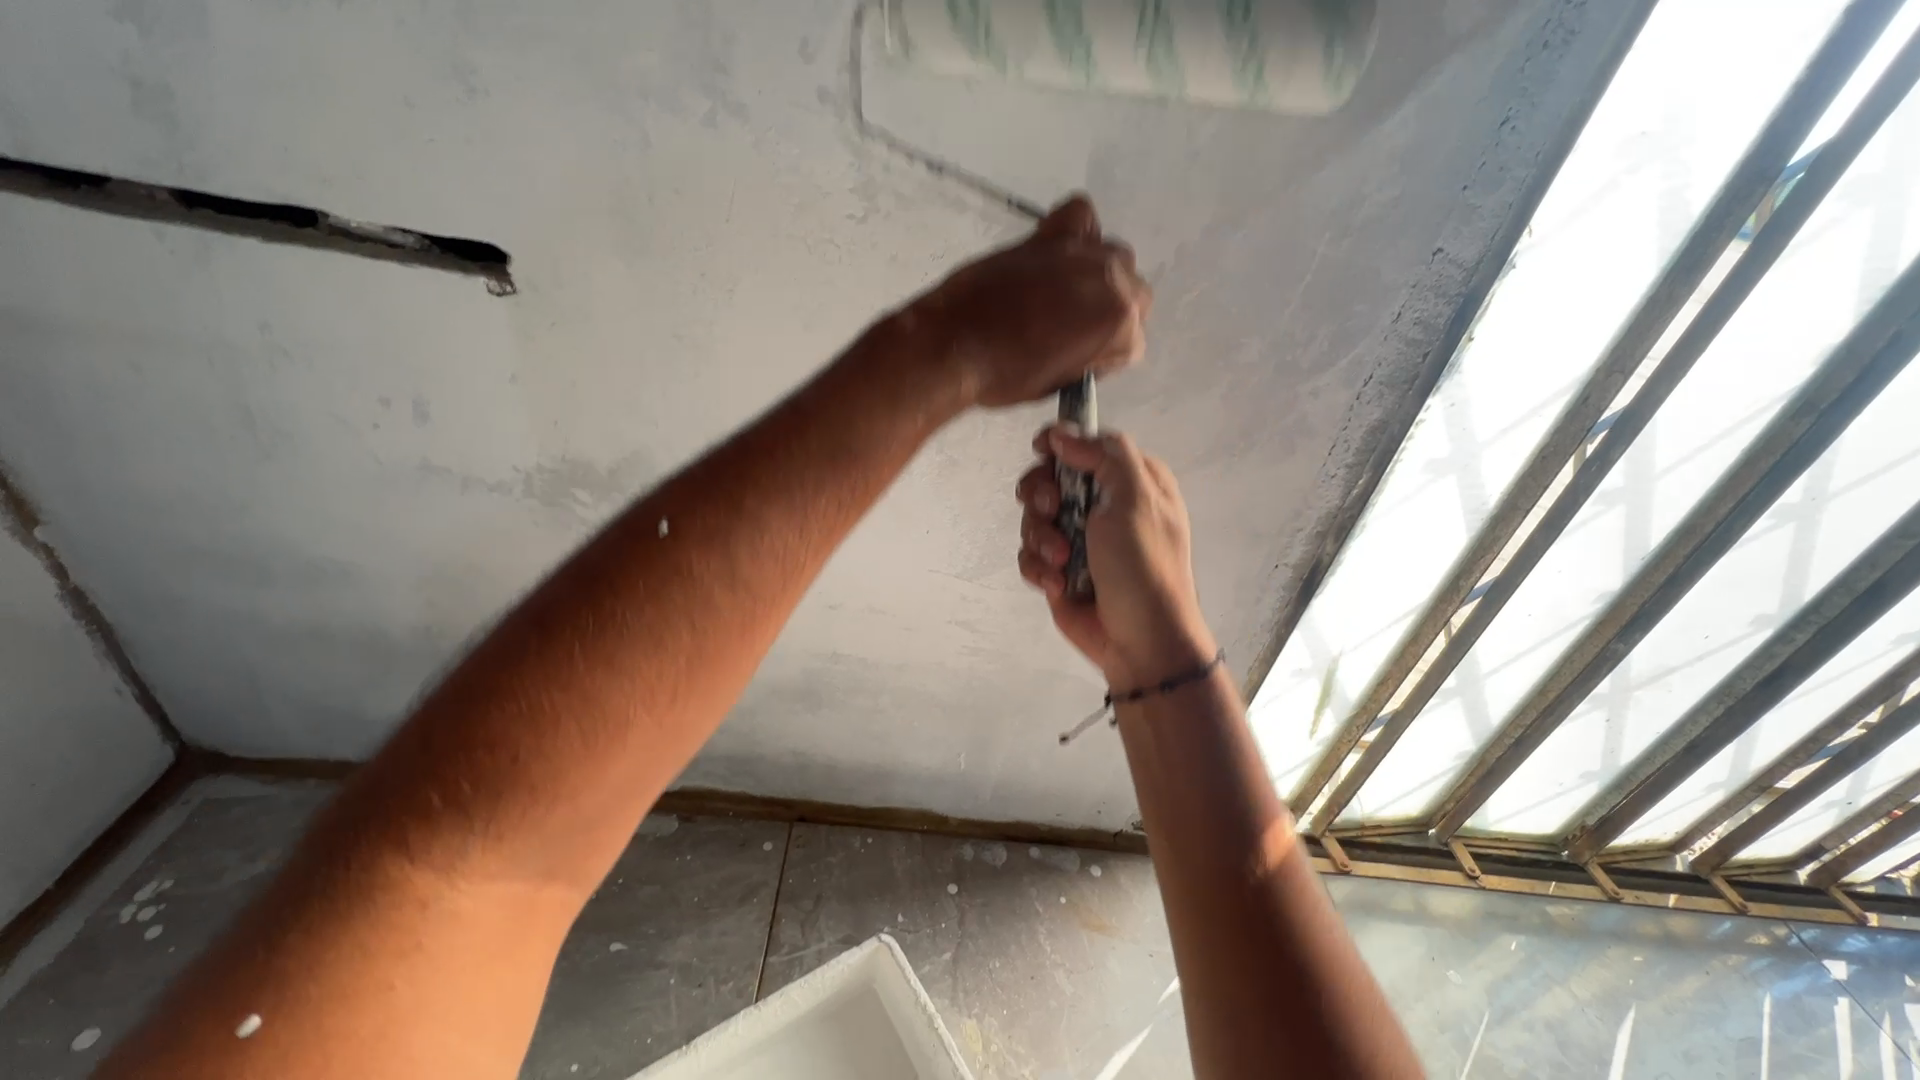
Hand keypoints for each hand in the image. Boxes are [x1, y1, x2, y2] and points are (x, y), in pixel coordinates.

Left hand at [907, 195, 1150, 407]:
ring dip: (1095, 273)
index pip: (1132, 340)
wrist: (953, 346)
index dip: (1104, 352)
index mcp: (1120, 327)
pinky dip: (1076, 230)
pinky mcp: (1051, 234)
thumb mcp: (1057, 383)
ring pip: (1114, 256)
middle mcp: (1114, 284)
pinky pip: (1081, 215)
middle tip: (1070, 325)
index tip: (1079, 355)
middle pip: (1133, 295)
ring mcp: (1083, 254)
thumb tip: (1091, 346)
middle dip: (1108, 311)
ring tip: (1060, 292)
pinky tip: (1057, 252)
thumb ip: (1088, 358)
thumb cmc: (1003, 376)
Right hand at [1015, 425, 1216, 685]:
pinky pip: (1030, 555)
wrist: (1140, 641)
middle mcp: (1102, 506)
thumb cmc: (1144, 564)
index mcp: (1131, 482)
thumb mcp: (1136, 498)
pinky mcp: (1059, 571)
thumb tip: (1063, 434)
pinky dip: (1038, 568)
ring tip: (1062, 560)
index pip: (1087, 445)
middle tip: (1051, 510)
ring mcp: (1078, 539)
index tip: (1042, 450)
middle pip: (1049, 478)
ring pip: (1033, 518)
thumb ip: (1104, 455)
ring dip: (1040, 537)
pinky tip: (1057, 583)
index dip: (1060, 444)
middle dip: (1041, 495)